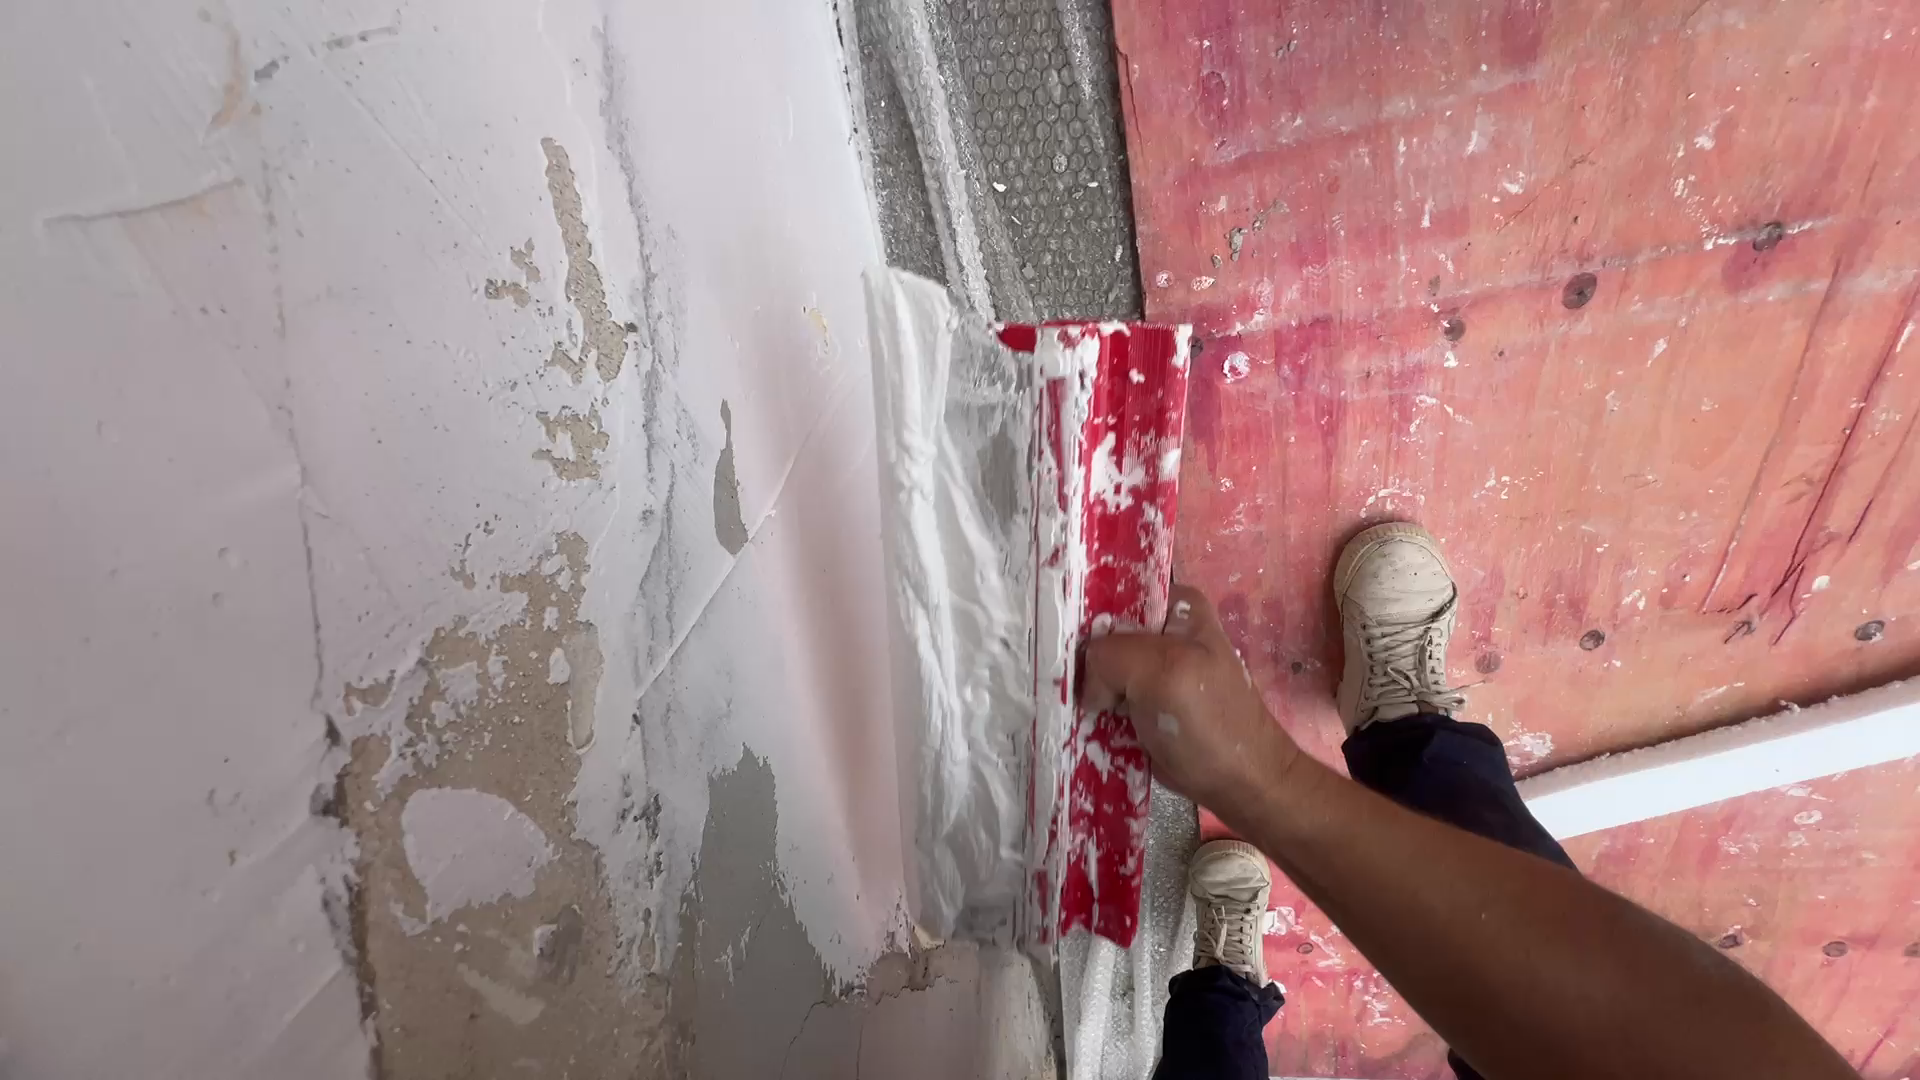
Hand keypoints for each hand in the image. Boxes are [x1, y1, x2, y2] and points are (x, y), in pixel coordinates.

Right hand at [1079, 584, 1300, 814]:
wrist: (1240, 787)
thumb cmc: (1209, 723)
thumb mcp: (1159, 670)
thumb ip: (1108, 655)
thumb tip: (1087, 688)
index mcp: (1175, 606)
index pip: (1112, 593)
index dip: (1084, 616)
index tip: (1059, 642)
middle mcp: (1161, 631)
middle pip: (1099, 631)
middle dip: (1080, 655)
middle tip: (1060, 679)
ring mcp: (1151, 670)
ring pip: (1097, 667)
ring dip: (1081, 686)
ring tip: (1066, 702)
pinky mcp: (1141, 703)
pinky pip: (1103, 697)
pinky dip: (1089, 710)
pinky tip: (1079, 720)